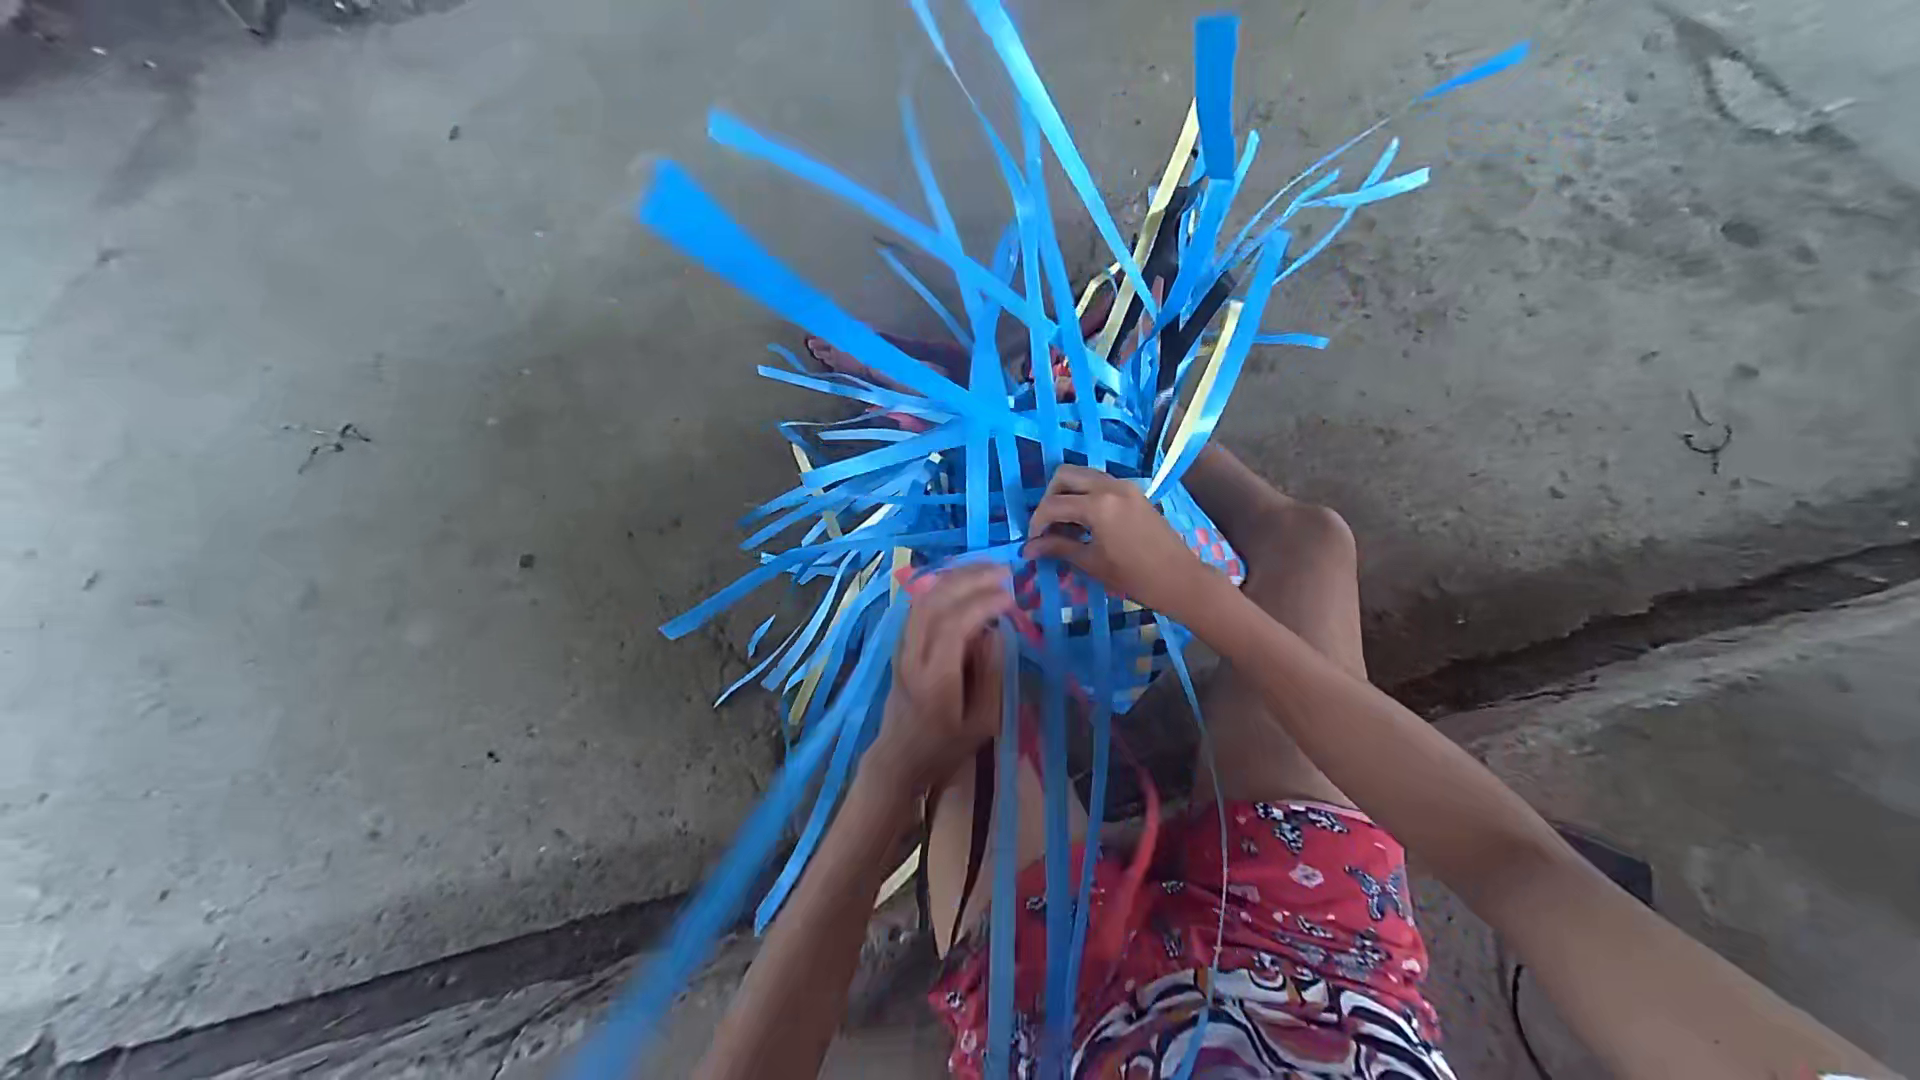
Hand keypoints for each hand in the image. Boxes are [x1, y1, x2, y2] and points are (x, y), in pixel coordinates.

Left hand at [865, 563, 1014, 797]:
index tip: (1011, 598)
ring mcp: (902, 647)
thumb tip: (996, 633)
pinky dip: (942, 586)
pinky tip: (964, 581)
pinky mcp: (900, 643)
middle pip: (934, 602)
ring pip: (923, 598)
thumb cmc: (946, 746)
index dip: (982, 604)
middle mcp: (913, 656)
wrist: (899, 757)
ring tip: (988, 569)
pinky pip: (918, 605)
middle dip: (970, 579)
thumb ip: (992, 675)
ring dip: (955, 577)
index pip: (953, 625)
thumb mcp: (983, 722)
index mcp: (935, 679)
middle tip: (1004, 572)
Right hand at [1021, 464, 1222, 621]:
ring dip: (1068, 493)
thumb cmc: (1134, 576)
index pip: (1053, 505)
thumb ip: (1058, 548)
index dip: (1036, 523)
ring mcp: (1124, 486)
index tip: (1032, 541)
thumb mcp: (1092, 563)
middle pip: (1065, 475)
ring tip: (1066, 525)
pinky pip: (1101, 483)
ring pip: (1083, 475)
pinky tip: (1086, 522)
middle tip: (1048, 526)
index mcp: (1098, 505)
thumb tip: (1028, 548)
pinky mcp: (1134, 492)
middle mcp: (1109, 486)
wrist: (1180, 579)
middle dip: (1050, 497)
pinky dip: (1086, 494)